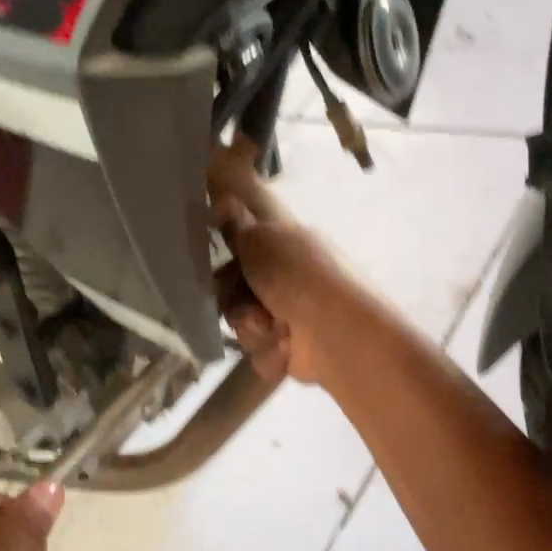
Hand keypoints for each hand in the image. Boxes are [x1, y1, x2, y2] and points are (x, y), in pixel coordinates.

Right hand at [208, 136, 361, 384]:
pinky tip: (286, 349)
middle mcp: (286, 277)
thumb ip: (236, 224)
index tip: (213, 253)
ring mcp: (287, 315)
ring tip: (274, 329)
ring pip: (242, 322)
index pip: (246, 237)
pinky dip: (270, 352)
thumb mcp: (262, 240)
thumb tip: (224, 198)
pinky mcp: (288, 351)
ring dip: (252, 327)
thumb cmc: (299, 277)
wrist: (338, 334)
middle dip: (233, 298)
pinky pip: (258, 352)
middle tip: (244, 300)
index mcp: (285, 243)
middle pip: (233, 287)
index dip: (226, 246)